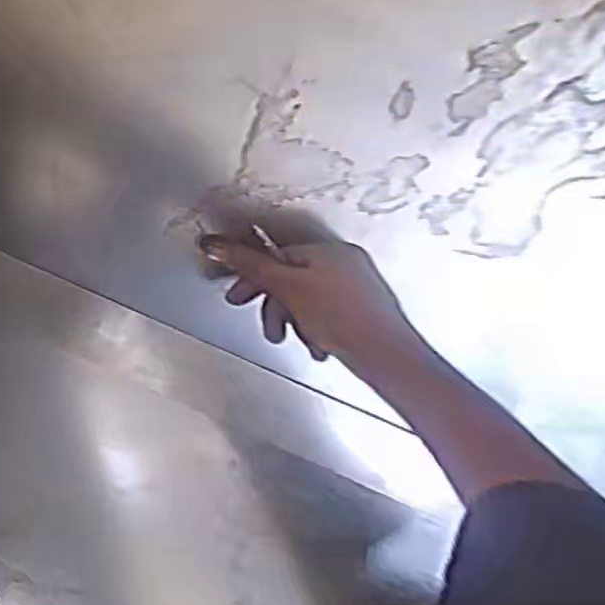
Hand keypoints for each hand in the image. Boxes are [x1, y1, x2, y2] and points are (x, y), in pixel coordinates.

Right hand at [202, 237, 425, 371]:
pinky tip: (310, 340)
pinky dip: (309, 325)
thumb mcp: (283, 287)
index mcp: (331, 252)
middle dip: (271, 302)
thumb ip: (247, 264)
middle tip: (259, 315)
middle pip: (288, 277)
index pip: (274, 255)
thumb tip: (216, 245)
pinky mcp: (361, 311)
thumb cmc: (345, 321)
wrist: (388, 360)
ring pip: (303, 296)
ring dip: (288, 317)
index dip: (252, 276)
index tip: (239, 292)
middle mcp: (347, 265)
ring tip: (286, 335)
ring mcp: (357, 289)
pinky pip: (321, 310)